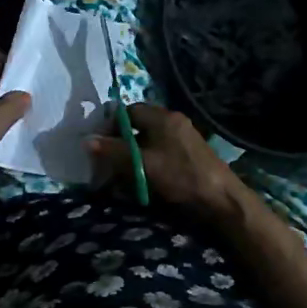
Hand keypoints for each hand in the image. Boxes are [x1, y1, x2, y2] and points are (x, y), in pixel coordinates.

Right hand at [88, 104, 243, 222]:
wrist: (219, 196)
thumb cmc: (180, 176)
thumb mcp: (143, 164)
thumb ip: (115, 151)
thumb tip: (87, 140)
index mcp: (163, 117)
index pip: (129, 111)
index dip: (111, 126)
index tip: (100, 145)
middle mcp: (174, 120)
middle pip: (139, 124)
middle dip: (122, 140)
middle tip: (109, 160)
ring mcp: (183, 135)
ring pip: (150, 138)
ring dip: (135, 152)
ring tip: (124, 172)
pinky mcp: (189, 150)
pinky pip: (161, 148)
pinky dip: (149, 158)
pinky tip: (145, 176)